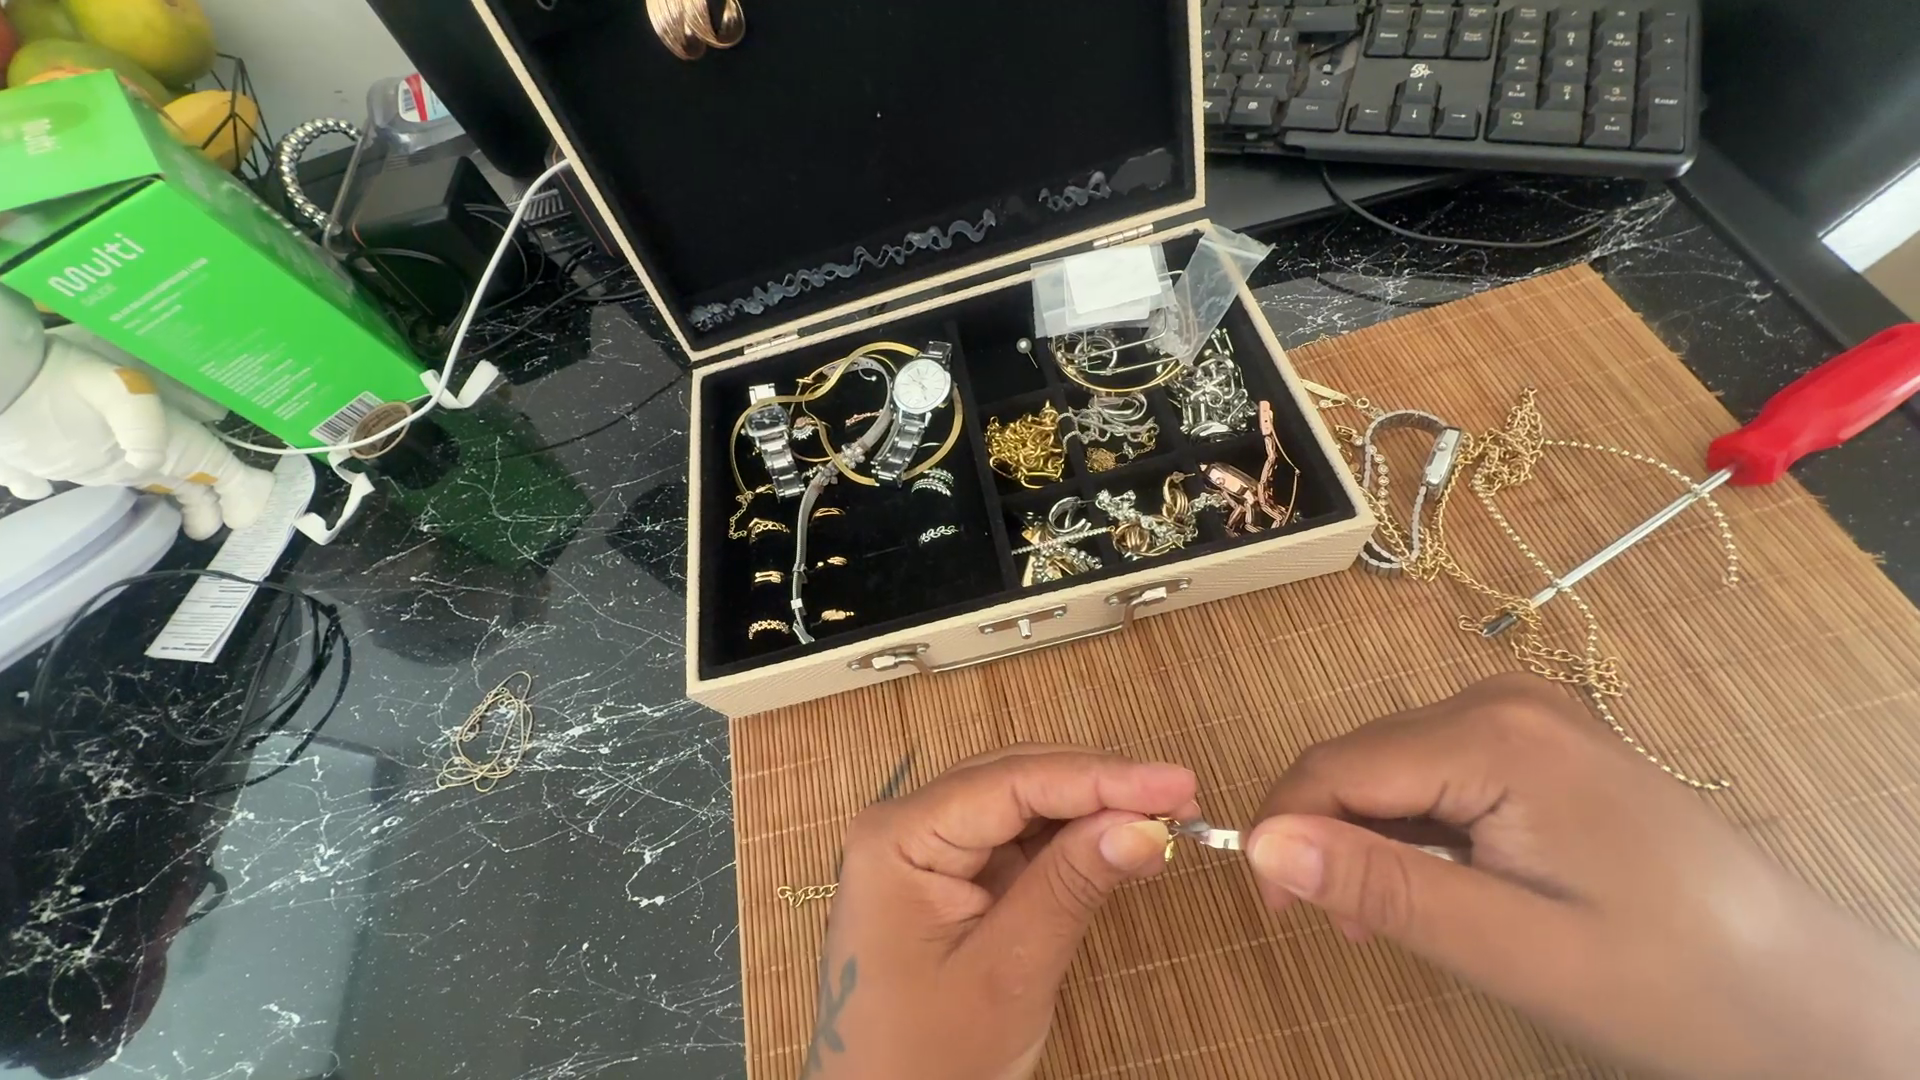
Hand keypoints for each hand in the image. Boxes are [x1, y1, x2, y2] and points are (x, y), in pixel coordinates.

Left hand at [803, 746, 1198, 1079]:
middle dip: (1099, 784)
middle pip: (1016, 776)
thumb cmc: (928, 1058)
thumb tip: (1143, 826)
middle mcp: (908, 821)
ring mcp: (928, 843)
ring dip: (1090, 806)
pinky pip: (1017, 833)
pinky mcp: (950, 868)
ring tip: (1160, 819)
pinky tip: (1116, 843)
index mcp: (900, 835)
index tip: (1175, 780)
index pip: (1012, 781)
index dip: (1100, 776)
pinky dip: (1070, 838)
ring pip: (1021, 798)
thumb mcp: (1006, 974)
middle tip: (1177, 797)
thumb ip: (1070, 887)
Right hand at [1244, 673, 1919, 1079]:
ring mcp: (1517, 712)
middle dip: (1333, 839)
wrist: (1820, 1000)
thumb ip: (1380, 886)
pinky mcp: (1528, 736)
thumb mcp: (1512, 948)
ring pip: (1387, 767)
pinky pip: (1427, 770)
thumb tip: (1260, 843)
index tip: (1277, 904)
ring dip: (1369, 838)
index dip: (1286, 829)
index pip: (1338, 765)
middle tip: (1350, 925)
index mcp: (1495, 734)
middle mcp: (1497, 699)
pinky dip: (1410, 828)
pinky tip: (1439, 878)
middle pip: (1360, 761)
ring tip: (1395, 914)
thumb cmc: (1674, 984)